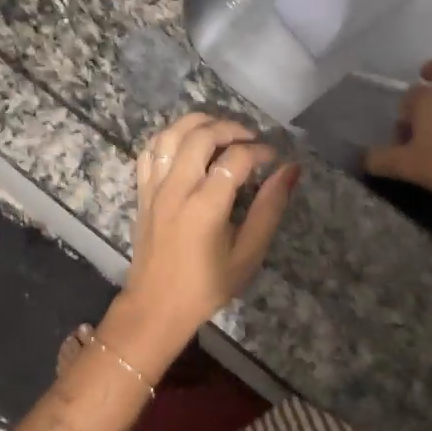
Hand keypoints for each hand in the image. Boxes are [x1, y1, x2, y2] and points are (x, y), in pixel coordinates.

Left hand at [103, 114, 299, 375]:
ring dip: (197, 123)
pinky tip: (186, 143)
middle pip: (201, 135)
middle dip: (230, 128)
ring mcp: (154, 188)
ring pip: (171, 135)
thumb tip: (290, 170)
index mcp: (205, 206)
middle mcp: (176, 189)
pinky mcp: (141, 192)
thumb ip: (269, 209)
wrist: (155, 307)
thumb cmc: (206, 286)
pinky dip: (169, 138)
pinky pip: (150, 151)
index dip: (260, 151)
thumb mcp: (248, 254)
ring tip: (220, 130)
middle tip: (250, 139)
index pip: (236, 158)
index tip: (274, 158)